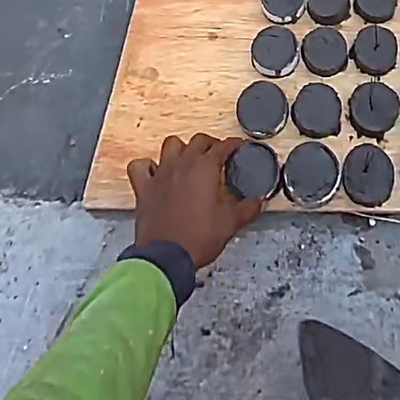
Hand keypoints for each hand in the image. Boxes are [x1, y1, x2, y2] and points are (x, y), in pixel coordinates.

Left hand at [128, 133, 263, 267]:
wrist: (164, 259)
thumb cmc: (198, 237)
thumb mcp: (230, 223)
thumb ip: (248, 208)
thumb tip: (260, 201)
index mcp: (206, 167)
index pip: (224, 145)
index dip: (234, 144)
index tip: (239, 147)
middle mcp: (183, 164)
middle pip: (199, 140)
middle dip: (210, 144)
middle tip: (217, 155)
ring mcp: (161, 174)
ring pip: (171, 145)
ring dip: (181, 148)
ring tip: (188, 159)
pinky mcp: (144, 189)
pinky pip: (140, 167)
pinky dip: (147, 166)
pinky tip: (155, 172)